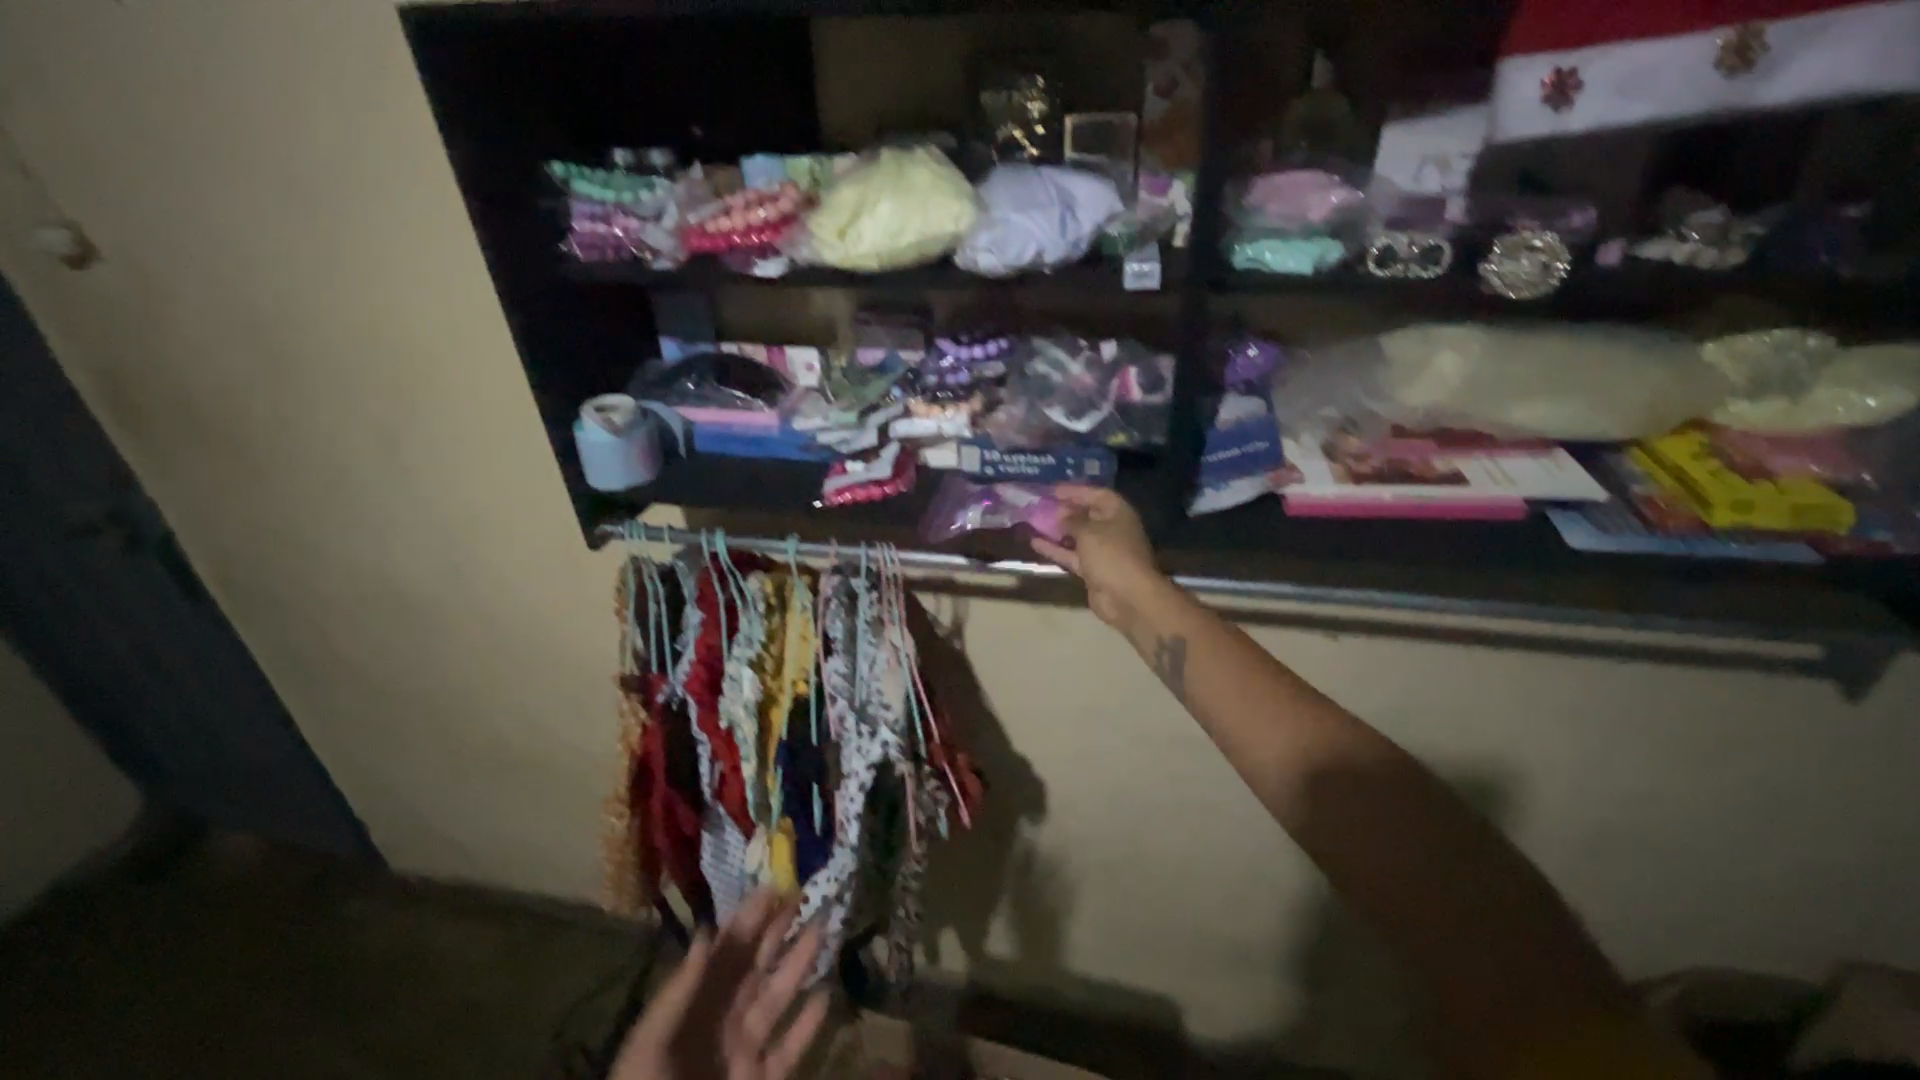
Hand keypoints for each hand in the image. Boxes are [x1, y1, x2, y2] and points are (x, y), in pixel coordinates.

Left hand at [610, 891, 830, 1079]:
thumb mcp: (648, 1049)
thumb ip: (680, 992)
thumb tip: (706, 933)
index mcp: (688, 1012)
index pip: (722, 955)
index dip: (746, 921)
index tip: (773, 888)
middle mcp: (719, 1025)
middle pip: (753, 971)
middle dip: (777, 933)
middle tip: (806, 895)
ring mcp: (743, 1057)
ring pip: (776, 1002)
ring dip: (798, 966)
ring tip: (822, 930)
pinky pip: (790, 1051)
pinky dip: (808, 1025)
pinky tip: (827, 996)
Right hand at [1031, 485, 1166, 631]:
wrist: (1127, 597)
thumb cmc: (1111, 555)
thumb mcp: (1089, 532)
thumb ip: (1072, 520)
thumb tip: (1061, 514)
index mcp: (1118, 513)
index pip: (1096, 494)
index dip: (1076, 490)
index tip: (1052, 490)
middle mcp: (1111, 529)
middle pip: (1086, 514)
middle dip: (1064, 510)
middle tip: (1040, 505)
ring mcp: (1102, 551)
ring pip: (1077, 536)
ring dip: (1057, 530)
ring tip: (1033, 522)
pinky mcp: (1092, 570)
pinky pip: (1072, 555)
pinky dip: (1056, 549)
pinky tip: (1034, 543)